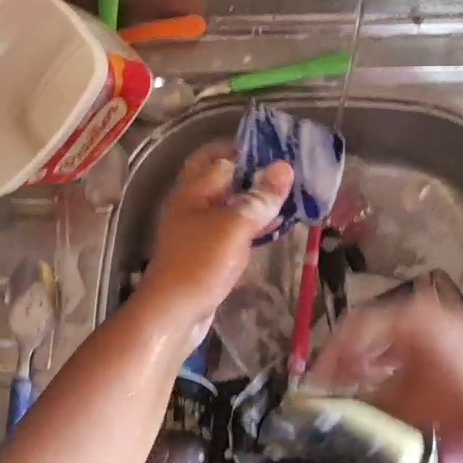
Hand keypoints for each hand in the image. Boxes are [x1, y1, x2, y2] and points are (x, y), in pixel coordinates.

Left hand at [137, 142, 293, 331]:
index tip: (280, 148)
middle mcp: (192, 203)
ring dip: (255, 199)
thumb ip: (259, 197)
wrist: (173, 313)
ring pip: (229, 204)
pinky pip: (232, 228)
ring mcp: (198, 228)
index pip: (220, 155)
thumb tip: (284, 166)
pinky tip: (275, 226)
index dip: (248, 149)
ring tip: (288, 195)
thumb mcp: (235, 226)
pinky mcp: (206, 252)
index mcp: (193, 189)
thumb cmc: (200, 263)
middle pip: (223, 178)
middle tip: (286, 171)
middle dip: (252, 172)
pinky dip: (252, 223)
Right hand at [310, 292, 462, 441]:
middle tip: (333, 382)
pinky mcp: (458, 334)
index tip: (317, 380)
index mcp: (409, 317)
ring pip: (394, 334)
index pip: (355, 327)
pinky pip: (415, 341)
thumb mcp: (414, 405)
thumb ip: (373, 399)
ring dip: (373, 358)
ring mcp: (444, 319)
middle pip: (373, 327)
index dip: (332, 355)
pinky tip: (393, 381)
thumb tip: (342, 401)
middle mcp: (424, 309)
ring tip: (358, 384)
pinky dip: (397, 358)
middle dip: (350, 355)